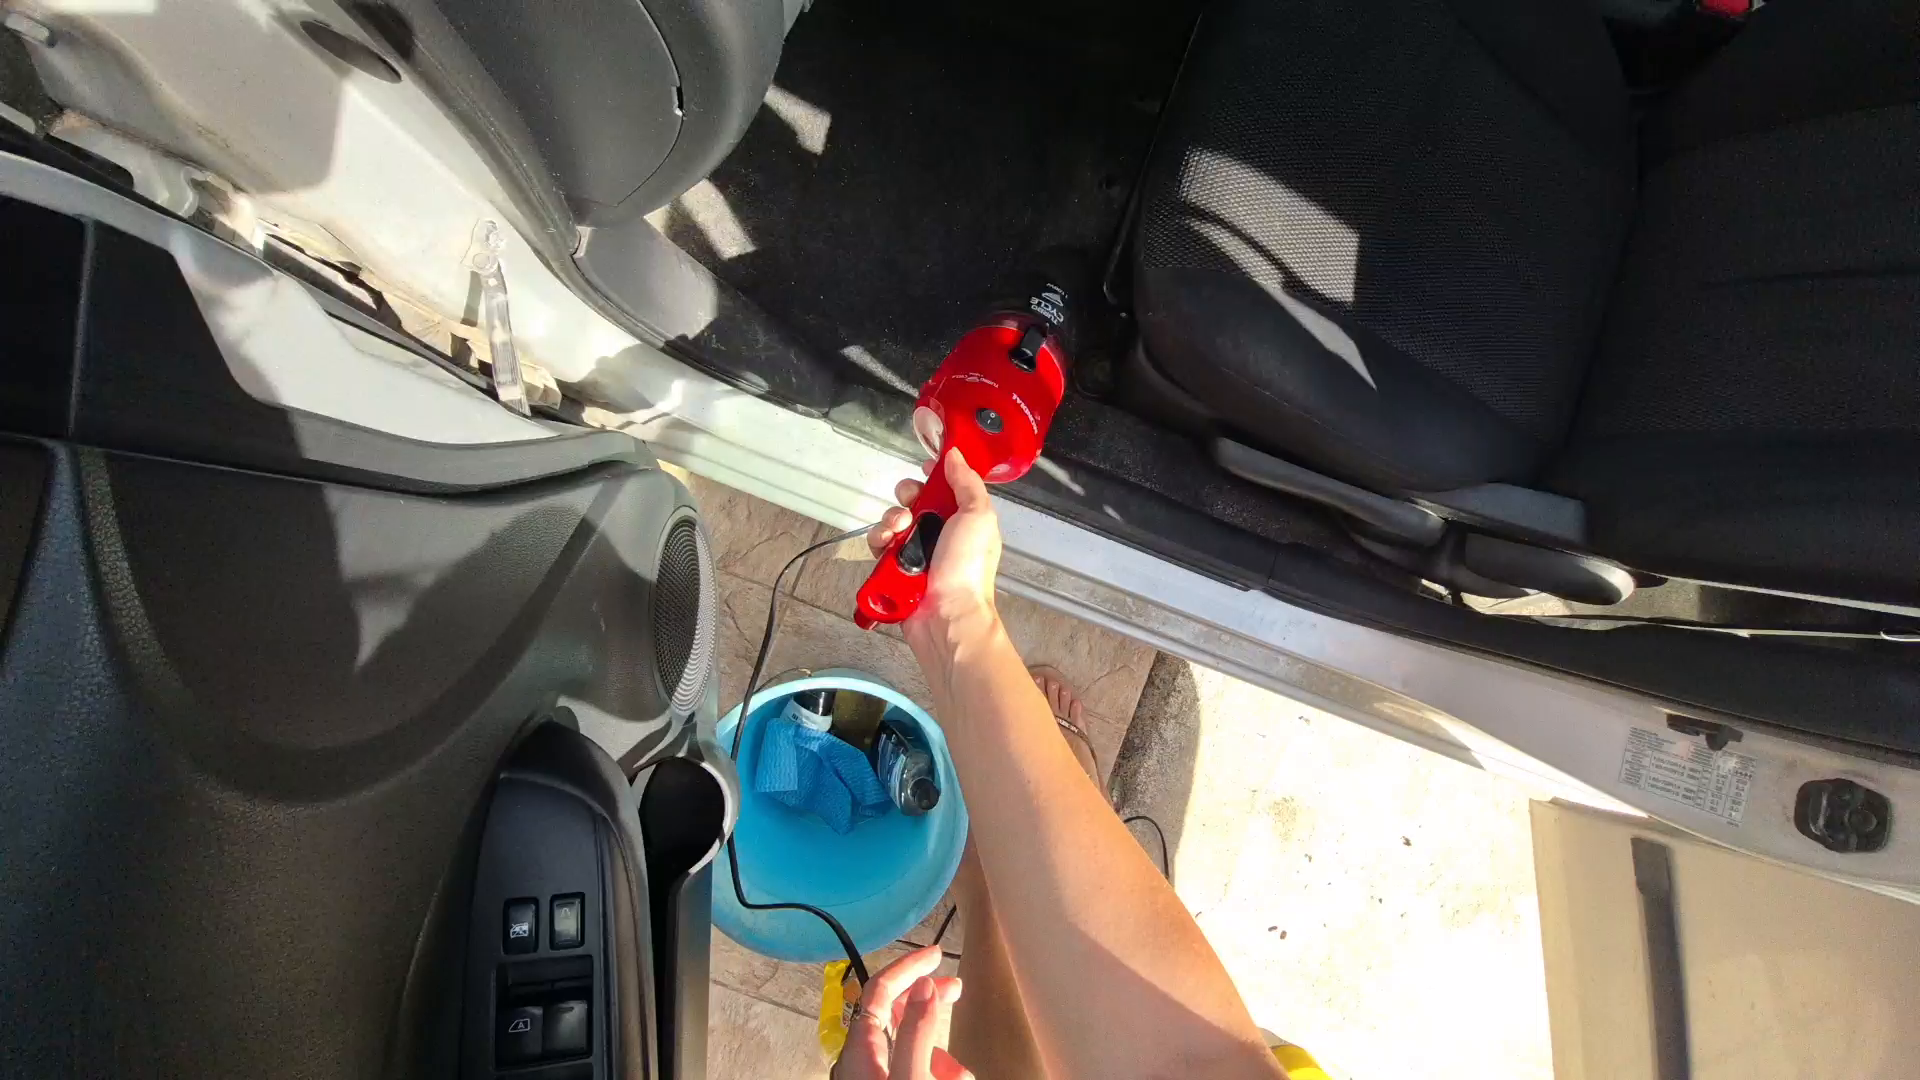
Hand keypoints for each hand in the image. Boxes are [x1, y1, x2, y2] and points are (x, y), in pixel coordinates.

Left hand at [834, 946, 971, 1079]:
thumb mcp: (911, 1076)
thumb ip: (916, 1032)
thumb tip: (925, 984)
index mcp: (860, 1045)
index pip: (880, 987)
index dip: (908, 965)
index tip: (937, 954)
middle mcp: (861, 1056)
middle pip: (894, 1010)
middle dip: (928, 997)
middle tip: (956, 988)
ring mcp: (870, 1074)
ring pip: (906, 1044)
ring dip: (938, 1049)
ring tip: (961, 1071)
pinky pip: (908, 1067)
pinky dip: (932, 1068)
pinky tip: (954, 1079)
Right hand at [868, 449, 1002, 649]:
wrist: (947, 615)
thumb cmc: (967, 567)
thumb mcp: (978, 516)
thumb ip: (967, 483)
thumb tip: (955, 455)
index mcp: (964, 520)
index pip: (945, 488)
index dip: (934, 476)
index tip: (925, 470)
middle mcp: (940, 535)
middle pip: (914, 501)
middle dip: (907, 496)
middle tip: (909, 503)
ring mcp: (916, 553)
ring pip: (893, 521)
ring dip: (890, 518)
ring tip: (896, 530)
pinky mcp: (895, 570)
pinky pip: (879, 546)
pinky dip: (878, 541)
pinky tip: (884, 545)